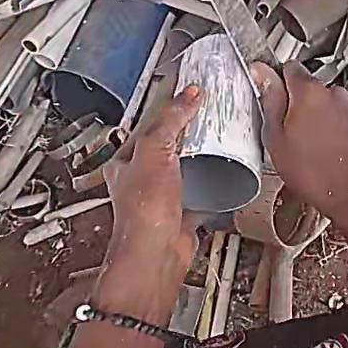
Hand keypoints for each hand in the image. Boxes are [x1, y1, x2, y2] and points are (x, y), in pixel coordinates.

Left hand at [98, 84, 203, 324]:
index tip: (191, 92)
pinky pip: (199, 193)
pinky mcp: (182, 213)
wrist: (157, 254)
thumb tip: (189, 95)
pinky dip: (211, 185)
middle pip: (166, 145)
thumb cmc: (144, 211)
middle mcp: (141, 179)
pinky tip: (222, 175)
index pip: (147, 124)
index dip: (169, 106)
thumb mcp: (155, 151)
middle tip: (207, 114)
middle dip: (186, 131)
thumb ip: (171, 121)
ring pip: (183, 168)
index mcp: (125, 161)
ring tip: (218, 139)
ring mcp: (162, 197)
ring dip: (199, 156)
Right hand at [252, 62, 347, 227]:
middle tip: (280, 128)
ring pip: (317, 101)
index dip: (273, 80)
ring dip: (307, 115)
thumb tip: (261, 74)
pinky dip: (322, 126)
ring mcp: (346, 107)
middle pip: (303, 84)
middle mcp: (332, 93)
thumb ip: (269, 99)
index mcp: (309, 91)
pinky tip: (314, 148)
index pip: (287, 66)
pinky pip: (331, 115)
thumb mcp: (276, 136)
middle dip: (290, 101)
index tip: (266, 95)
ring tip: (298, 142)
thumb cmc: (313, 172)